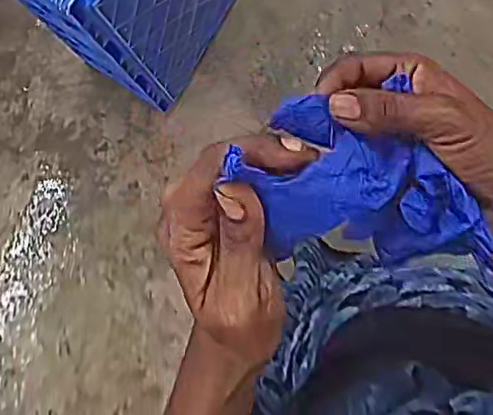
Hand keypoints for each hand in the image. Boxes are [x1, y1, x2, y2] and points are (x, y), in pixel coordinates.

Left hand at [160, 136, 313, 373]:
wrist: (237, 340)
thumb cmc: (236, 326)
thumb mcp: (239, 295)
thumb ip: (237, 241)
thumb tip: (233, 188)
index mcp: (180, 220)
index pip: (210, 169)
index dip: (249, 154)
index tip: (292, 156)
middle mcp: (186, 199)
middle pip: (224, 156)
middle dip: (267, 151)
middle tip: (311, 158)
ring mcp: (204, 197)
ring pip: (238, 159)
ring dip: (275, 157)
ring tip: (312, 162)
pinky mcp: (224, 199)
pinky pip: (249, 173)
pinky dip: (275, 169)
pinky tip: (301, 173)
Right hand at [316, 53, 492, 248]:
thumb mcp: (444, 119)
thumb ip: (390, 109)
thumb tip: (336, 105)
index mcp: (408, 74)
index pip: (356, 68)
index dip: (335, 83)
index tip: (320, 108)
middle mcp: (394, 100)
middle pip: (347, 98)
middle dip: (331, 115)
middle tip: (318, 136)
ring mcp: (391, 134)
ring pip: (349, 131)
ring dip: (339, 143)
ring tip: (327, 157)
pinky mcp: (390, 165)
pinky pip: (360, 160)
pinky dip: (351, 166)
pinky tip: (345, 174)